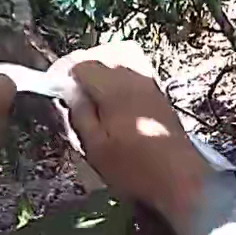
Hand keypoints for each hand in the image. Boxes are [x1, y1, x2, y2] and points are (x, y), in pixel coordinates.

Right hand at [55, 43, 211, 229]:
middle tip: (70, 92)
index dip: (64, 74)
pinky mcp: (160, 94)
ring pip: (120, 59)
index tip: (54, 91)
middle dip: (82, 68)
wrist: (181, 179)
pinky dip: (119, 77)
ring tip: (91, 95)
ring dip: (102, 70)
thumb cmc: (134, 169)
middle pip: (102, 55)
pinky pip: (134, 71)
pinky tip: (113, 102)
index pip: (81, 63)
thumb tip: (69, 91)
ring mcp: (150, 83)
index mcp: (114, 87)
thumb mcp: (96, 148)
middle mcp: (134, 76)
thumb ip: (80, 114)